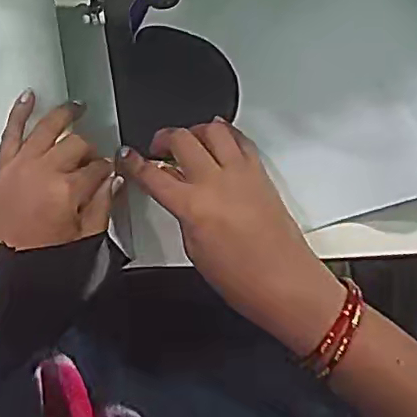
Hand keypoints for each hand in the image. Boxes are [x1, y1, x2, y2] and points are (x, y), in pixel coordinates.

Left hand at [0, 91, 117, 292]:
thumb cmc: (30, 265)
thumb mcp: (80, 246)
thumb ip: (100, 210)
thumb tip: (113, 185)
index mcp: (67, 192)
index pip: (98, 169)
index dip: (109, 170)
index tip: (111, 172)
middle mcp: (43, 171)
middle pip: (77, 145)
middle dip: (91, 148)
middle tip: (95, 156)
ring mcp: (21, 165)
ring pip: (48, 127)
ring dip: (65, 114)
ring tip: (77, 107)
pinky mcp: (2, 165)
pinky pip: (12, 130)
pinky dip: (20, 110)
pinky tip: (29, 97)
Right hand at [121, 120, 340, 344]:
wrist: (288, 287)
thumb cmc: (244, 280)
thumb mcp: (193, 249)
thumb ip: (180, 213)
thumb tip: (174, 193)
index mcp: (193, 206)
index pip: (152, 173)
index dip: (133, 161)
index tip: (128, 155)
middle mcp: (217, 183)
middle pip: (180, 138)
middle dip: (162, 138)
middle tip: (157, 147)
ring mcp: (241, 175)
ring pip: (212, 129)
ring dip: (194, 131)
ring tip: (188, 140)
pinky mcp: (261, 174)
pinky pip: (240, 140)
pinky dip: (225, 134)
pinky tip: (218, 139)